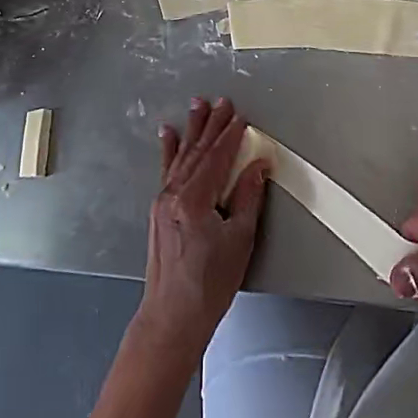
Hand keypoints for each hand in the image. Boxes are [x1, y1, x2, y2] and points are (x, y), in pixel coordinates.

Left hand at [136, 97, 267, 343]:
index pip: (218, 157)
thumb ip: (248, 197)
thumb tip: (258, 166)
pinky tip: (168, 135)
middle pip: (198, 151)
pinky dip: (169, 151)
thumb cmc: (209, 283)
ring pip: (182, 157)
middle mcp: (174, 193)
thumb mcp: (240, 238)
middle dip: (212, 125)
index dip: (231, 136)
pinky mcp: (159, 211)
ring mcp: (162, 201)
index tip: (241, 117)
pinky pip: (166, 171)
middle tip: (221, 101)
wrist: (172, 317)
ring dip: (192, 130)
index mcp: (195, 198)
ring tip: (197, 106)